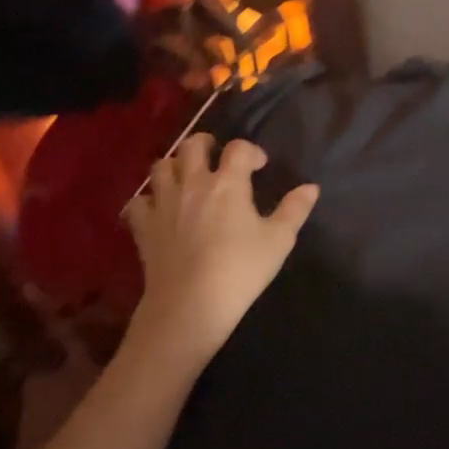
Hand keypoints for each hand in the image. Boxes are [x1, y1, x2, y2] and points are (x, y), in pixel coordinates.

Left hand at [123, 134, 318, 363]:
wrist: (191, 304)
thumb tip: (311, 187)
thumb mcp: (279, 241)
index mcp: (228, 184)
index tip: (260, 165)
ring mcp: (163, 202)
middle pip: (192, 145)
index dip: (251, 151)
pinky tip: (158, 208)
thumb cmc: (241, 270)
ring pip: (161, 166)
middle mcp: (192, 183)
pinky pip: (138, 200)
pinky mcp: (143, 225)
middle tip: (216, 157)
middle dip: (206, 144)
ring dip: (175, 166)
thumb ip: (294, 210)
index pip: (238, 149)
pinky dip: (148, 199)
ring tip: (186, 177)